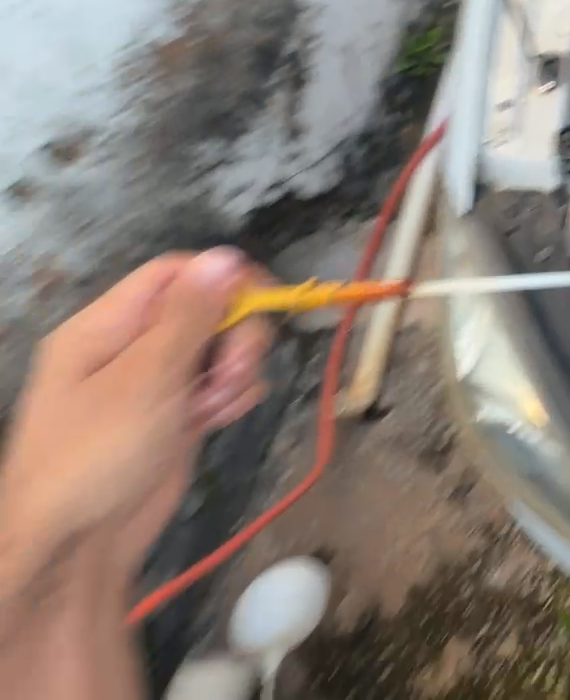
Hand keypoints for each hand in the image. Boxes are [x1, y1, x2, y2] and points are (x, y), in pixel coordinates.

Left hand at [0, 250, 270, 578]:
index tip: (264, 305)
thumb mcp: (147, 379)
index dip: (226, 280)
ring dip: (239, 372)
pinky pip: (230, 380)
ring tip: (211, 407)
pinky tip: (214, 421)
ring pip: (230, 345)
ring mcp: (160, 377)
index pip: (179, 274)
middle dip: (239, 339)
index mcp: (107, 328)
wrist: (79, 540)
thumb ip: (190, 316)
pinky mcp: (183, 404)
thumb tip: (226, 255)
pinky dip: (235, 396)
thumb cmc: (98, 453)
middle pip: (216, 308)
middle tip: (229, 374)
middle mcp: (134, 345)